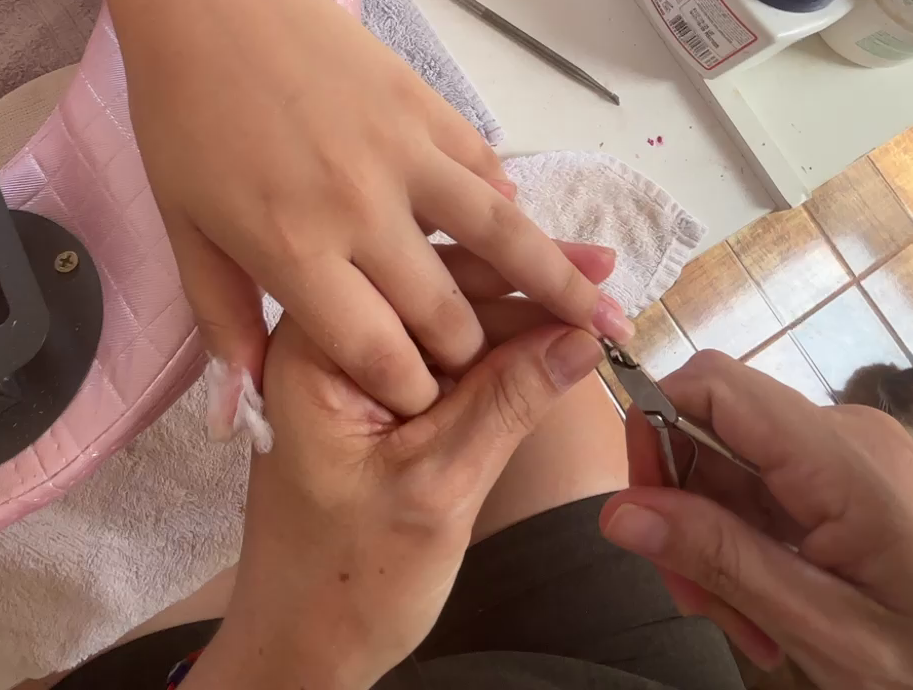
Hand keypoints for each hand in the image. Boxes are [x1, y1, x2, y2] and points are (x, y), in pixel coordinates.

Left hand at [116, 0, 631, 419]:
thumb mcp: (183, 229)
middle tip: (483, 364)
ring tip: (607, 311)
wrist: (210, 3)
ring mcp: (404, 152)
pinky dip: (507, 199)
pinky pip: (484, 165)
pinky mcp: (426, 104)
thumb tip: (242, 405)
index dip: (410, 390)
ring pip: (499, 233)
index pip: (380, 354)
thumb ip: (222, 319)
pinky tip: (523, 221)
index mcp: (295, 252)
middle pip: (444, 312)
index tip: (422, 401)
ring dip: (555, 280)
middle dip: (468, 354)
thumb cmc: (183, 120)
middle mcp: (363, 211)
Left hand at [183, 244, 614, 688]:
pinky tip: (547, 337)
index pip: (423, 279)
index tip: (594, 271)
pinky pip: (442, 351)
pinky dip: (498, 349)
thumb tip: (582, 335)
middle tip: (607, 278)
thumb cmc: (350, 578)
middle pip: (438, 287)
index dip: (516, 269)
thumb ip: (507, 403)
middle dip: (526, 285)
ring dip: (521, 315)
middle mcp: (326, 334)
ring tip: (595, 307)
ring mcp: (350, 360)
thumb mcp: (438, 486)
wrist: (305, 642)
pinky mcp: (374, 388)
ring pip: (447, 316)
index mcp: (315, 343)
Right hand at [596, 352, 912, 689]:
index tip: (642, 513)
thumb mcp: (834, 634)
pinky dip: (758, 547)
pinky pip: (777, 493)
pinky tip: (779, 616)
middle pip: (715, 430)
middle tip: (697, 603)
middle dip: (686, 508)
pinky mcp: (866, 487)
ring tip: (750, 630)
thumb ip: (720, 561)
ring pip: (739, 468)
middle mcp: (846, 434)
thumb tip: (614, 511)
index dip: (653, 425)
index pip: (709, 383)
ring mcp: (858, 459)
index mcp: (843, 454)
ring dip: (721, 540)